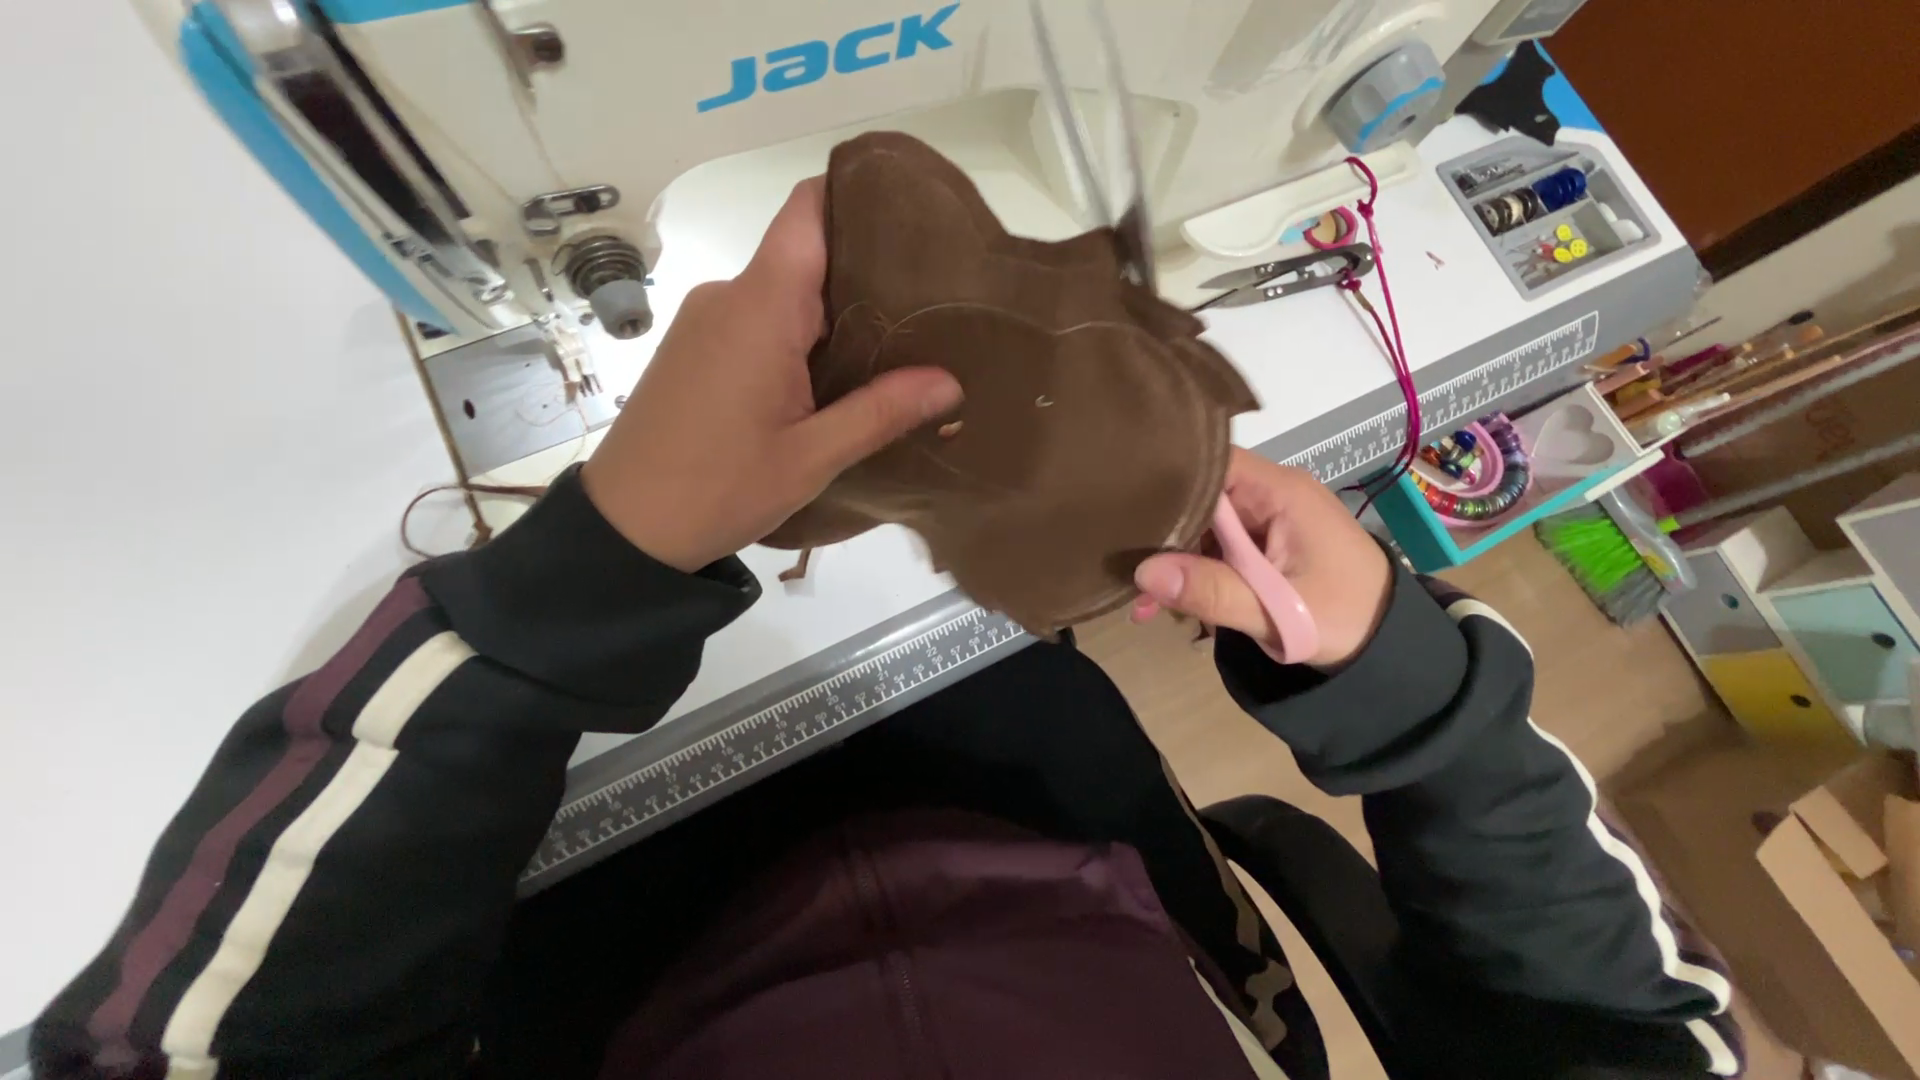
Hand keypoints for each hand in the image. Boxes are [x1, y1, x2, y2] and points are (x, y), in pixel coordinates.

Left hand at [581, 179, 962, 571]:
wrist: (624, 529)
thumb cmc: (718, 489)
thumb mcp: (811, 458)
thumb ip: (880, 411)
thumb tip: (950, 381)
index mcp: (761, 308)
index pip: (809, 211)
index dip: (858, 198)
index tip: (915, 221)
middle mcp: (729, 296)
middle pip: (805, 254)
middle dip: (865, 274)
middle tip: (928, 307)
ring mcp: (705, 320)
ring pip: (783, 292)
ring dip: (833, 314)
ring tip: (891, 350)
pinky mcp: (694, 347)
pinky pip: (757, 321)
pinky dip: (798, 336)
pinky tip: (830, 377)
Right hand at [1131, 449, 1392, 668]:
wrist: (1390, 645)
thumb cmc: (1343, 616)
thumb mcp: (1275, 609)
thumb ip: (1211, 591)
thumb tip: (1143, 573)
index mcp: (1278, 491)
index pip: (1209, 461)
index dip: (1167, 478)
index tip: (1124, 504)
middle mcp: (1269, 494)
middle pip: (1199, 494)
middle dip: (1161, 533)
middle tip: (1122, 567)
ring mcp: (1264, 519)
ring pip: (1201, 526)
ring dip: (1172, 561)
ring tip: (1141, 602)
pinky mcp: (1262, 544)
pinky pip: (1215, 548)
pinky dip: (1192, 573)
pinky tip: (1163, 605)